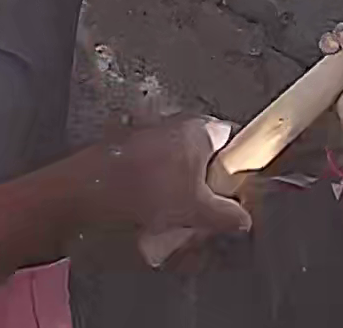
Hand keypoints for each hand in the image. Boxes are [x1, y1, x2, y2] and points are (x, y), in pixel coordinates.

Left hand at [100, 116, 250, 236]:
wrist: (99, 186)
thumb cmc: (150, 187)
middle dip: (212, 181)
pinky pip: (164, 168)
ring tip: (184, 216)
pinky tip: (160, 212)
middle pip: (209, 152)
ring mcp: (158, 134)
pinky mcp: (140, 149)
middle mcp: (181, 124)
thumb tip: (243, 218)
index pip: (232, 136)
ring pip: (186, 163)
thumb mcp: (196, 209)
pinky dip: (166, 186)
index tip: (242, 184)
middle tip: (212, 207)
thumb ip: (225, 214)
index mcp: (200, 129)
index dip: (240, 159)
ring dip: (188, 187)